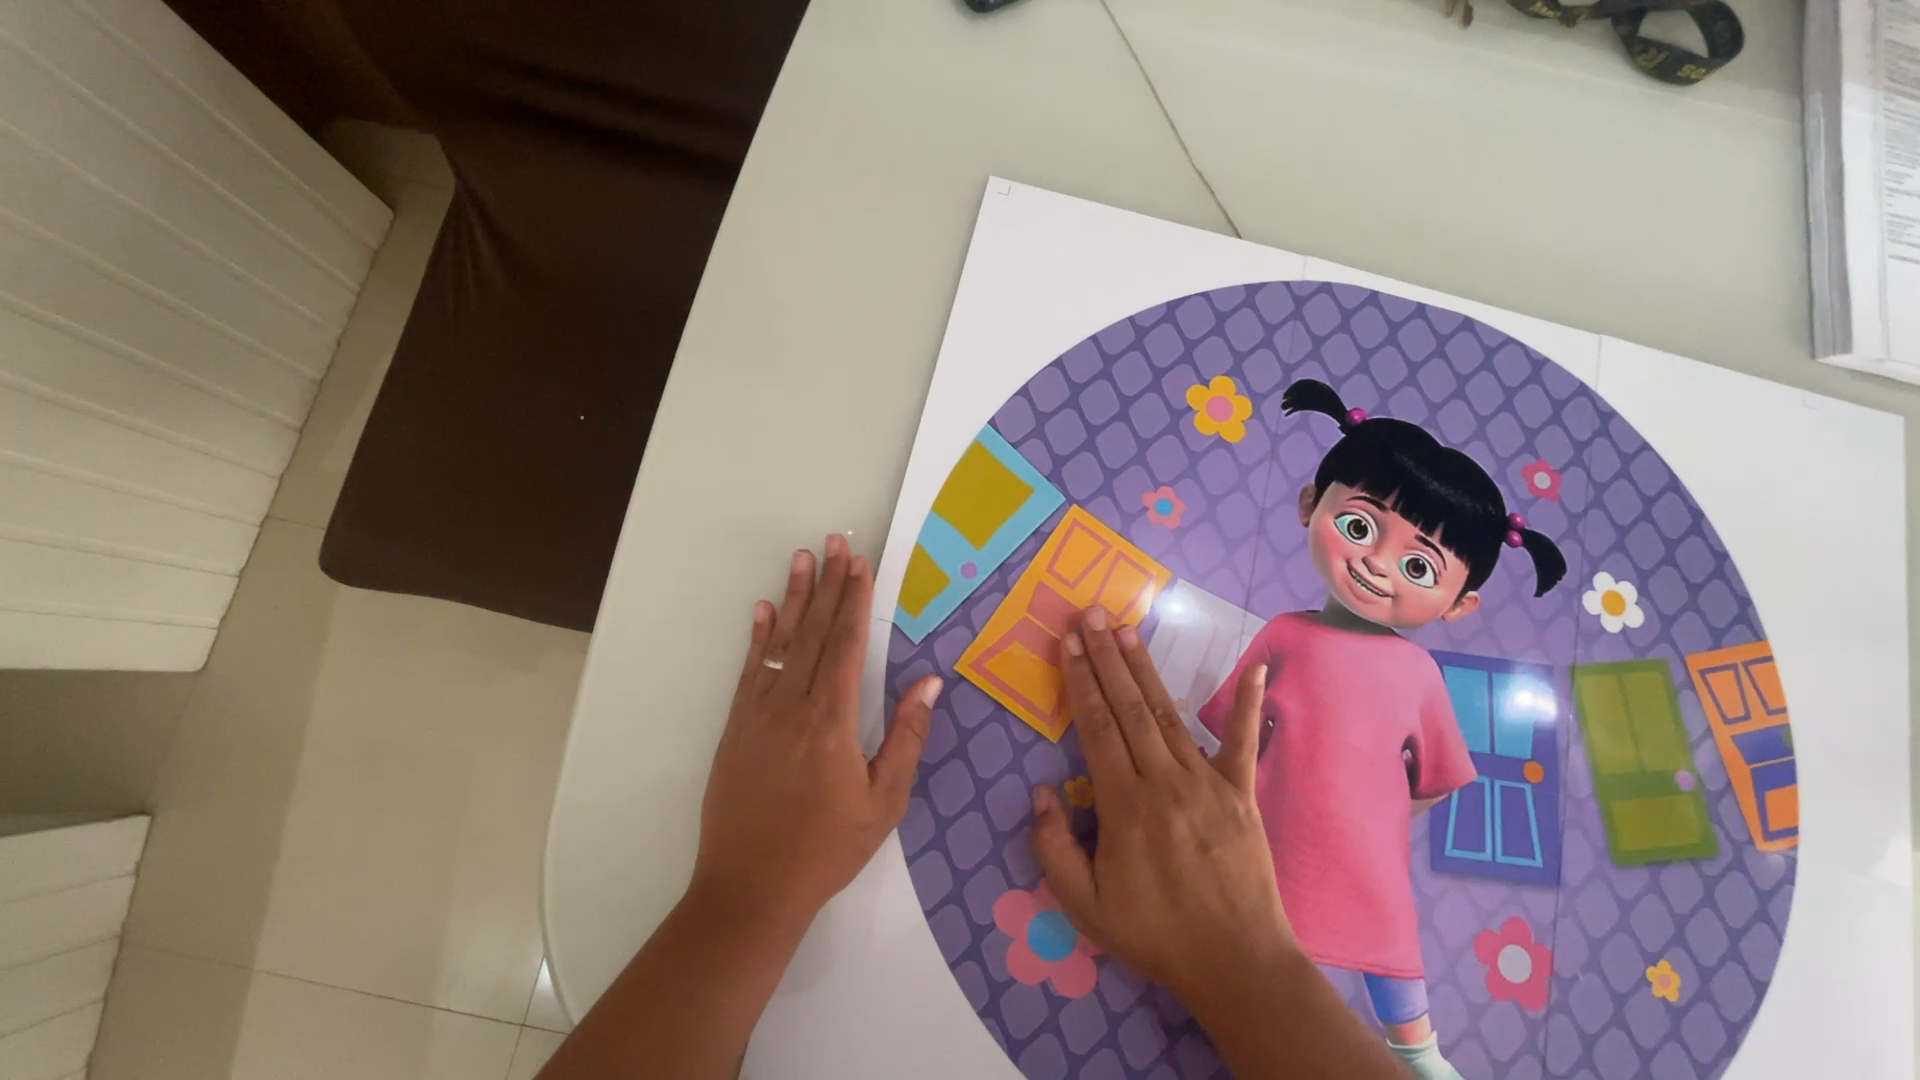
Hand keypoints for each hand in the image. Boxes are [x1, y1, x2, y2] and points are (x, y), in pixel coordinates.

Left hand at [690, 535, 943, 929]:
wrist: (749, 887)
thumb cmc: (826, 849)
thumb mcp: (883, 802)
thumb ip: (906, 737)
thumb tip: (929, 681)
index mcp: (833, 721)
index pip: (848, 645)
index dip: (855, 600)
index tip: (860, 563)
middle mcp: (793, 705)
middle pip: (815, 631)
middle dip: (828, 583)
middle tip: (834, 541)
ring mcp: (758, 713)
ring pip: (781, 642)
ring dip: (793, 597)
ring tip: (802, 557)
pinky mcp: (736, 727)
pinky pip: (750, 670)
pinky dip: (758, 637)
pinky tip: (762, 610)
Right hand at [1028, 607, 1294, 1006]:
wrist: (1236, 963)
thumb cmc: (1155, 935)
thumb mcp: (1084, 905)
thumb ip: (1052, 847)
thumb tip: (1038, 790)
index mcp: (1125, 804)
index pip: (1096, 726)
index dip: (1080, 680)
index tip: (1068, 641)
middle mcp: (1165, 780)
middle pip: (1129, 707)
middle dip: (1106, 657)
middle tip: (1091, 615)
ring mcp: (1208, 783)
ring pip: (1168, 714)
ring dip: (1146, 669)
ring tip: (1126, 630)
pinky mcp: (1242, 794)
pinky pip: (1243, 743)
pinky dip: (1247, 705)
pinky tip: (1255, 668)